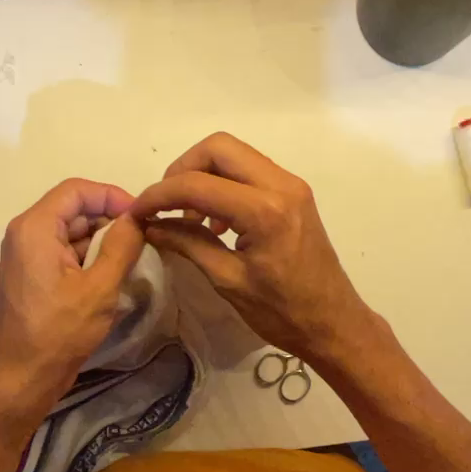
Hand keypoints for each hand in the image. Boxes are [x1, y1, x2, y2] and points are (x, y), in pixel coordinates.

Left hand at [0, 179, 146, 422]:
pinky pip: (63, 253)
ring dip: (101, 241)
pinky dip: (88, 258)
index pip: (77, 190)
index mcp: (34, 228)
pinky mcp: (32, 277)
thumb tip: (137, 218)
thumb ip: (121, 246)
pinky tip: (110, 277)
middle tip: (143, 239)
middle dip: (109, 219)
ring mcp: (26, 256)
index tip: (142, 215)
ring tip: (132, 260)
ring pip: (70, 232)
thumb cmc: (59, 333)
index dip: (112, 195)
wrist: (23, 379)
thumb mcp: (99, 288)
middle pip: (73, 209)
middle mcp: (24, 234)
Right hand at [130, 132, 377, 367]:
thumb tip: (150, 226)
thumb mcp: (228, 280)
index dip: (159, 195)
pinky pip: (250, 171)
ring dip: (203, 176)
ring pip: (234, 154)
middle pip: (218, 148)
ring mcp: (291, 185)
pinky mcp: (294, 193)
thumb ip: (187, 244)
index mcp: (264, 212)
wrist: (333, 323)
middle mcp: (281, 185)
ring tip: (188, 217)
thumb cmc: (282, 313)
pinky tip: (214, 221)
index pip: (197, 184)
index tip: (137, 212)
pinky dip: (224, 183)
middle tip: (165, 205)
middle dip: (182, 170)